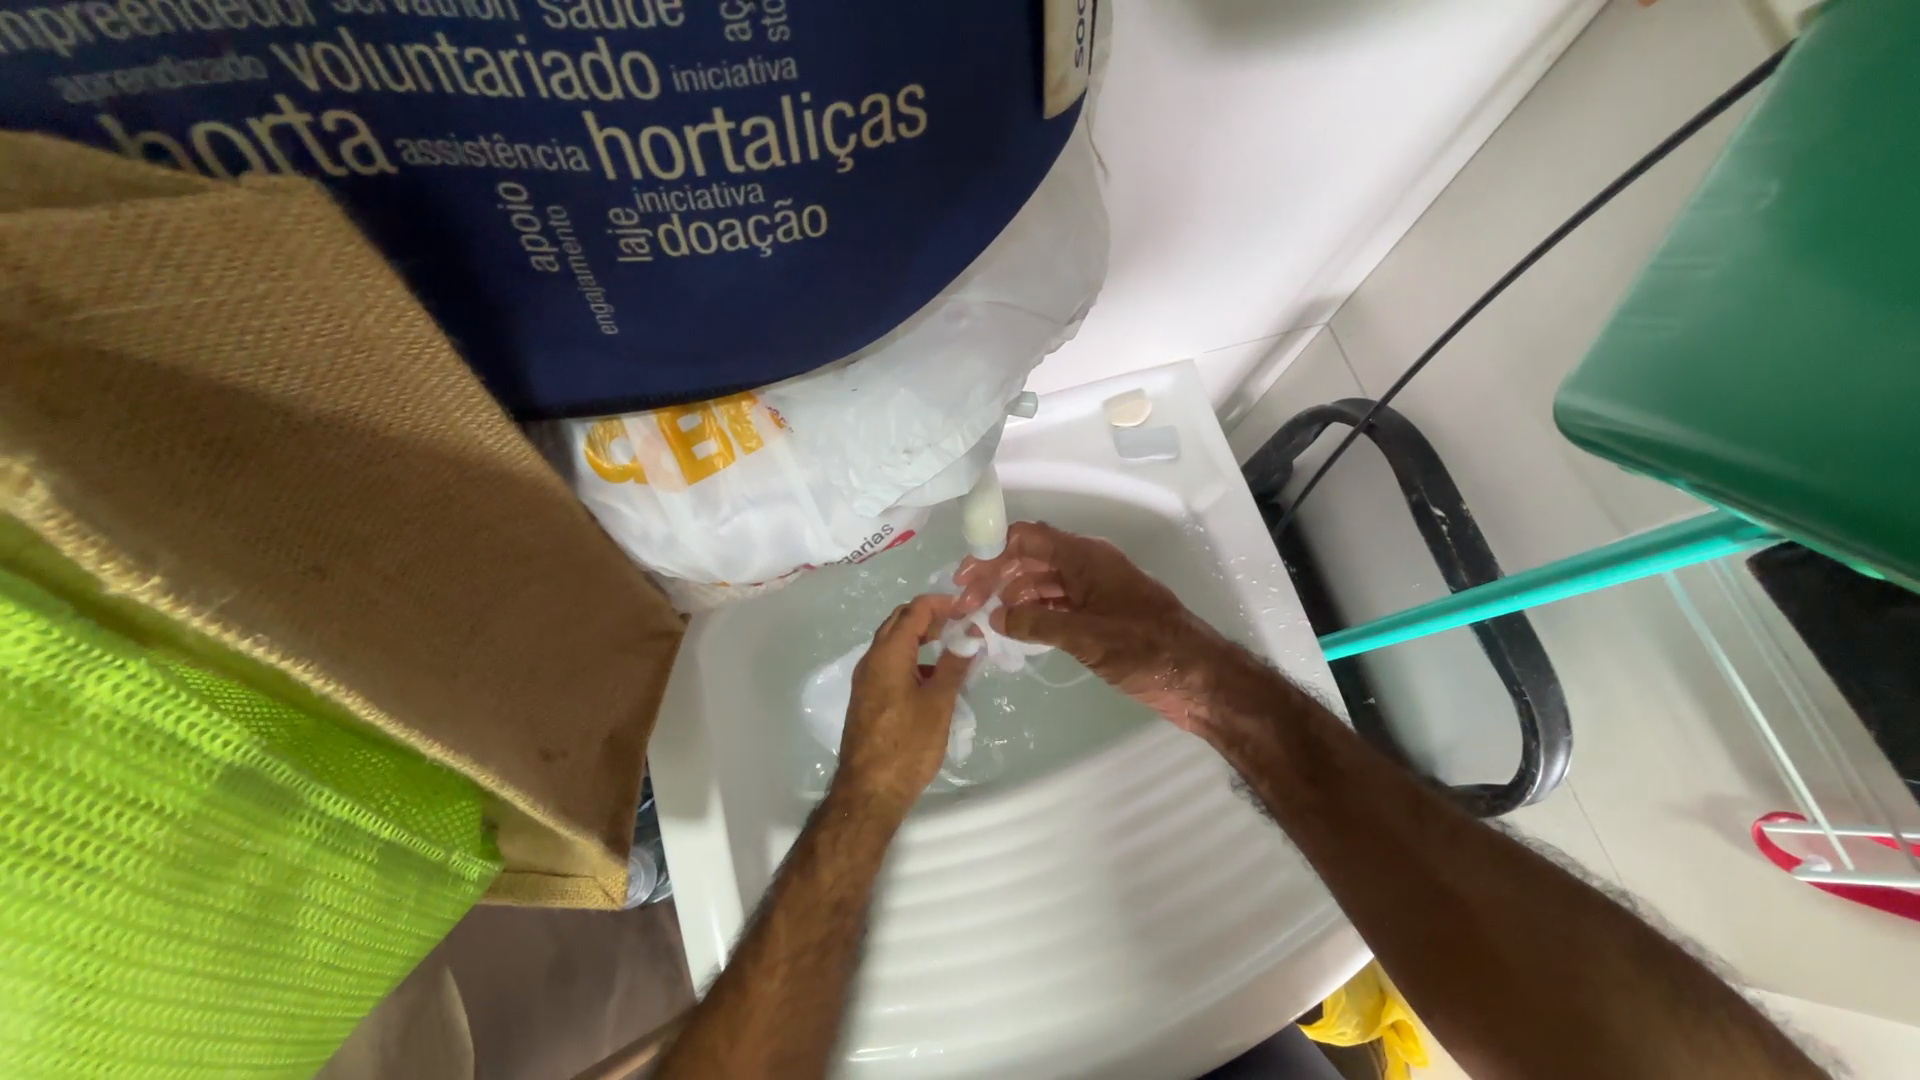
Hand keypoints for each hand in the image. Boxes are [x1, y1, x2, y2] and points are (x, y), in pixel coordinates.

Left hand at [834, 594, 971, 814]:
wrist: (869, 791)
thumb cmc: (908, 745)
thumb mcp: (939, 703)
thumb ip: (954, 664)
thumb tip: (970, 635)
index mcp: (888, 654)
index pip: (914, 611)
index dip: (942, 603)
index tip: (968, 607)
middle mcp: (871, 660)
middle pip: (899, 622)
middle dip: (930, 617)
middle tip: (961, 624)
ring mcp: (866, 680)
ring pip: (893, 644)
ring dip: (921, 638)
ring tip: (953, 649)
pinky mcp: (867, 698)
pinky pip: (890, 665)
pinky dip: (912, 659)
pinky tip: (934, 678)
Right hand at [953, 522, 1241, 734]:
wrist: (1198, 679)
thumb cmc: (1145, 649)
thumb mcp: (1086, 635)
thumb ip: (1037, 623)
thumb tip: (996, 616)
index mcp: (1086, 558)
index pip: (1029, 538)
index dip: (993, 551)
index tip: (964, 576)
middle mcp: (1087, 568)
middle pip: (1031, 560)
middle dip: (996, 577)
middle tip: (966, 604)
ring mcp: (1094, 594)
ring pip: (1042, 584)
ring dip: (1012, 597)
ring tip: (984, 620)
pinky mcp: (1098, 619)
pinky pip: (1056, 607)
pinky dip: (1033, 615)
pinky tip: (1014, 631)